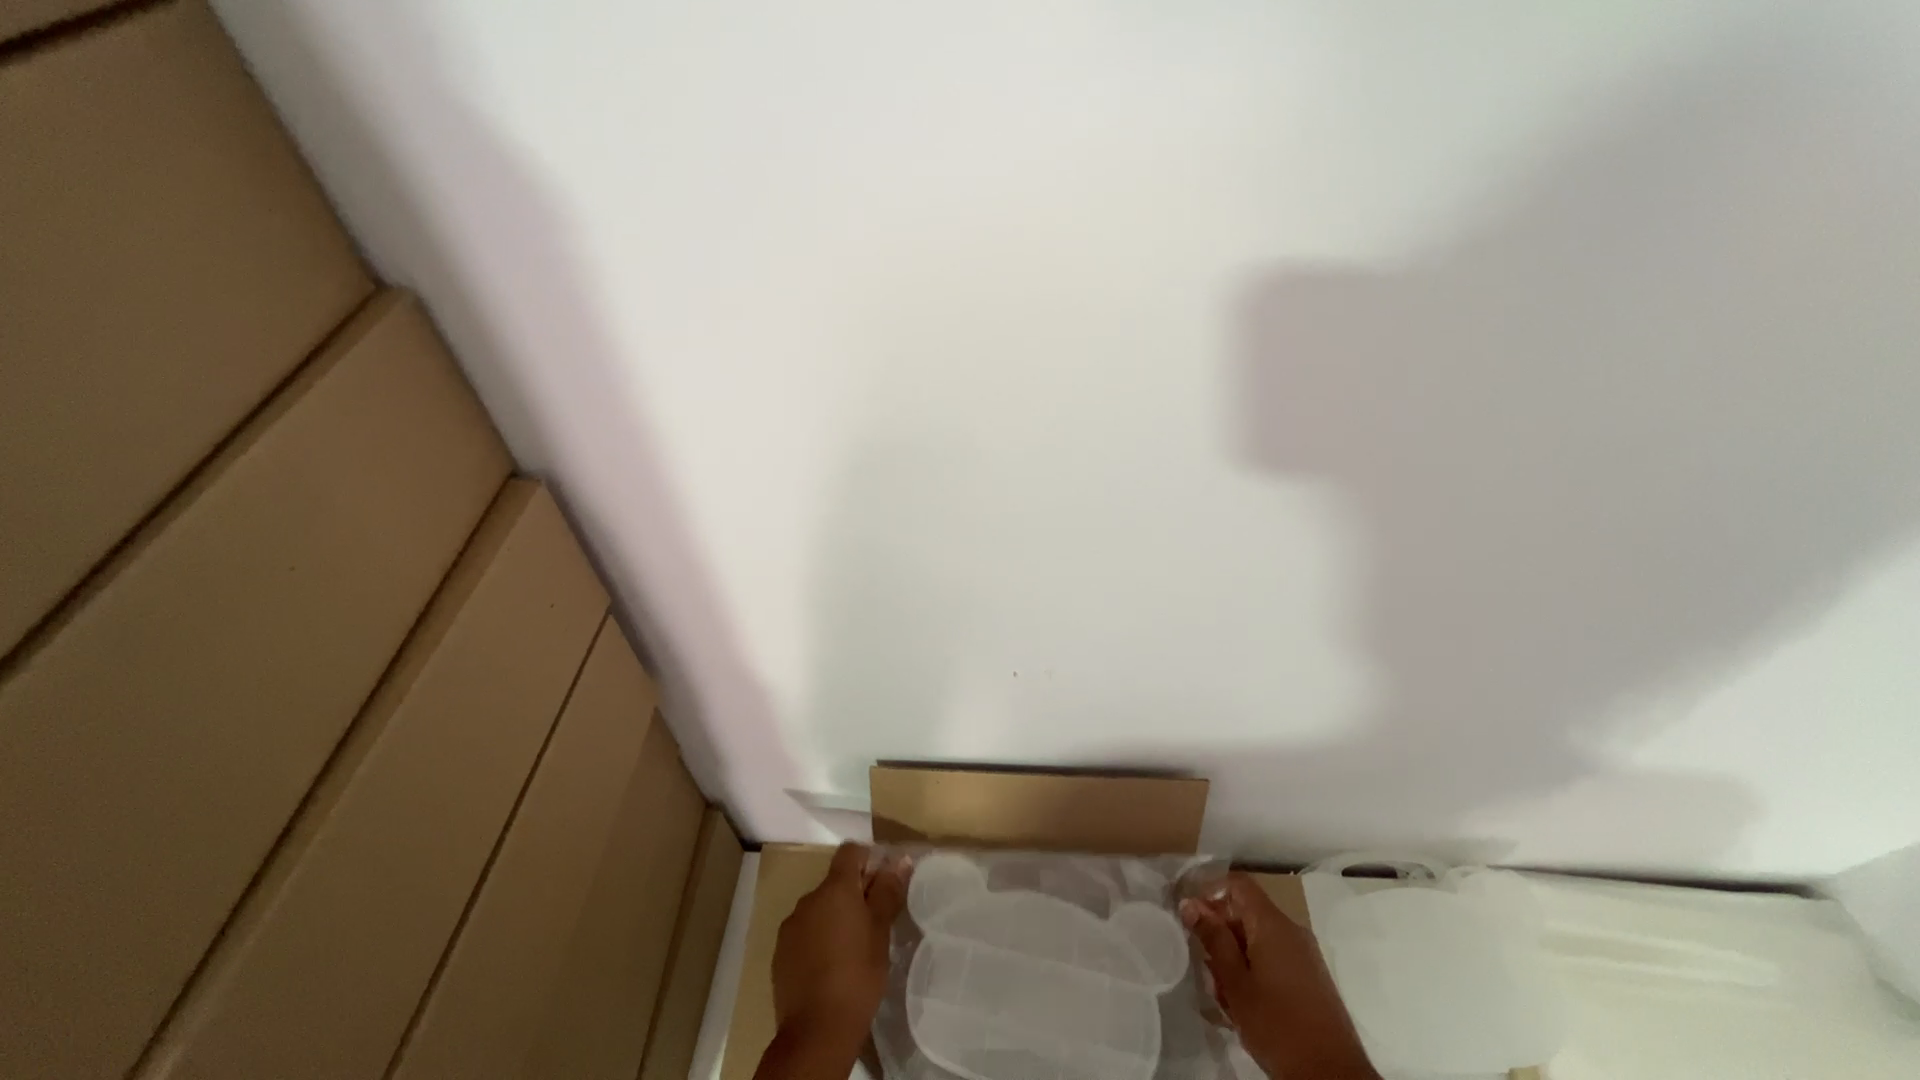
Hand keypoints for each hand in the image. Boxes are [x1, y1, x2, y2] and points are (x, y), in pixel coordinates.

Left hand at [756, 843, 910, 1079]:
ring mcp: (790, 927)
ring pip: (819, 909)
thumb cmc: (858, 975)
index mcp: (834, 889)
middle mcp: (808, 900)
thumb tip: (900, 860)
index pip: (850, 852)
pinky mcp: (780, 953)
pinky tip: (831, 967)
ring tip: (854, 949)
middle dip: (855, 894)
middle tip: (876, 923)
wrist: (816, 1030)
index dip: (869, 860)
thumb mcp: (881, 932)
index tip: (884, 884)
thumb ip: (888, 892)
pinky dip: (819, 939)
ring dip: (836, 918)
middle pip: (835, 882)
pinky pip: (805, 933)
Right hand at [1182, 873, 1380, 1079]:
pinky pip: (1274, 959)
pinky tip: (1245, 1005)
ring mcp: (1305, 955)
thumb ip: (1213, 938)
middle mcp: (1292, 931)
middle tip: (1205, 968)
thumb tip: (1190, 903)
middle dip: (1221, 934)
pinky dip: (1254, 972)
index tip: (1189, 917)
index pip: (1239, 884)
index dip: (1210, 891)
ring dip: (1235, 958)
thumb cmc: (1276, 1024)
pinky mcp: (1311, 978)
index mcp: (1273, 925)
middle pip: (1247, 913)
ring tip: (1224, 995)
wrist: (1331, 1074)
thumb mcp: (1235, 982)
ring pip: (1258, 940)